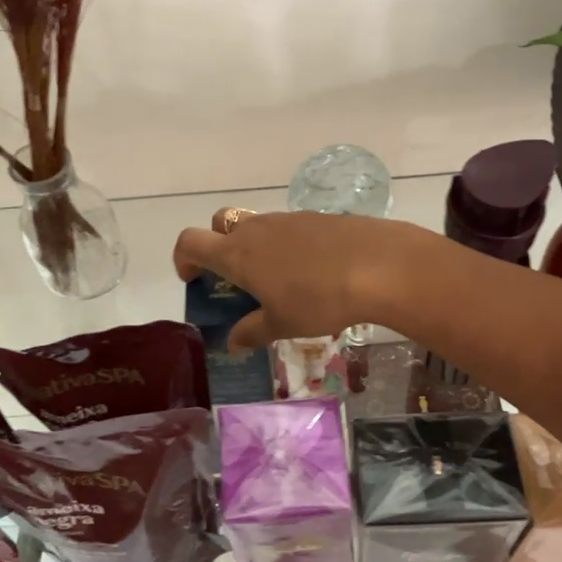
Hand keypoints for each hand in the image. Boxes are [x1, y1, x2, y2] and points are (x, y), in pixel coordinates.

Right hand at [173, 211, 428, 351]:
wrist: (378, 265)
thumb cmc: (318, 299)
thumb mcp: (282, 324)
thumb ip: (252, 332)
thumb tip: (232, 343)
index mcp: (237, 254)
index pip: (190, 241)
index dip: (183, 258)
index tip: (193, 279)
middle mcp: (256, 229)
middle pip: (221, 224)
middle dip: (218, 245)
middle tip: (234, 278)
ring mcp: (287, 219)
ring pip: (256, 225)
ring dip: (254, 247)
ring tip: (277, 281)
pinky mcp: (316, 218)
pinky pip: (287, 228)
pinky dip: (285, 245)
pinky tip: (310, 272)